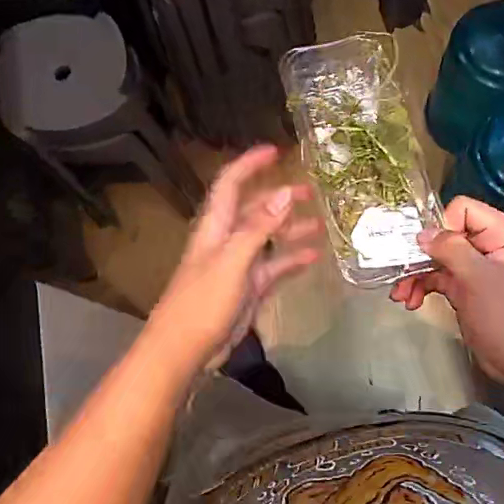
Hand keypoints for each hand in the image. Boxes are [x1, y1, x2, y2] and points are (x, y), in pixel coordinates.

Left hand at [147, 146, 322, 370]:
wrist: (183, 352)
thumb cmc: (201, 304)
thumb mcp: (232, 262)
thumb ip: (259, 228)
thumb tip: (285, 193)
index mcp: (216, 228)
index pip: (231, 185)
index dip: (250, 165)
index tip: (275, 150)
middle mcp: (227, 241)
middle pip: (254, 210)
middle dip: (280, 197)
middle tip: (311, 191)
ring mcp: (238, 267)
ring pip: (268, 240)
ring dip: (291, 230)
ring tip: (320, 225)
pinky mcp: (247, 290)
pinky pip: (273, 268)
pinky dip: (291, 261)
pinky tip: (313, 259)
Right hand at [389, 197, 503, 401]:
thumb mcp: (479, 278)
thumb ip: (451, 249)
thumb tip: (423, 233)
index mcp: (503, 233)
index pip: (462, 209)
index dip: (442, 226)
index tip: (427, 251)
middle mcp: (490, 246)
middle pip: (447, 234)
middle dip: (421, 254)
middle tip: (399, 272)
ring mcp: (479, 269)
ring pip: (439, 258)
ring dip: (417, 274)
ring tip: (401, 295)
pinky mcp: (469, 290)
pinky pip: (441, 279)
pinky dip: (424, 287)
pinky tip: (411, 301)